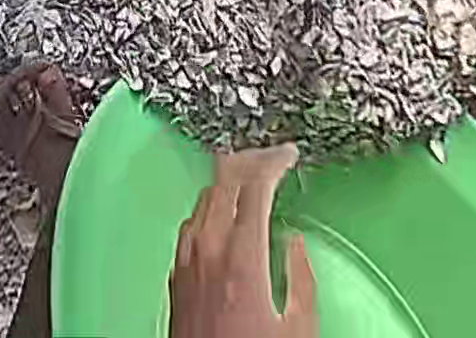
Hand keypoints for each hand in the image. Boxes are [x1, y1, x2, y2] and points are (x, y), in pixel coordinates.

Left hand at [170, 144, 318, 337]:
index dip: (273, 162)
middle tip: (273, 158)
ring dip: (230, 180)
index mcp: (241, 256)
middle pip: (224, 179)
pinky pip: (193, 219)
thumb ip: (299, 280)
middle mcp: (207, 245)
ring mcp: (186, 254)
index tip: (289, 154)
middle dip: (250, 160)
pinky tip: (226, 213)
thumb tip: (293, 240)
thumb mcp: (298, 333)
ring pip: (206, 196)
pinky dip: (213, 204)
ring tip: (254, 179)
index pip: (254, 187)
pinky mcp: (175, 268)